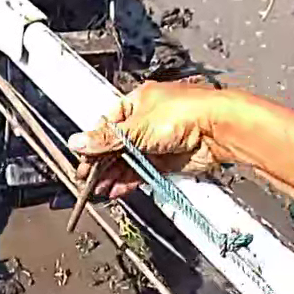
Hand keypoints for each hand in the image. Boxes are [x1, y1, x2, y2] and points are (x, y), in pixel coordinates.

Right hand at [67, 80, 228, 199]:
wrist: (217, 130)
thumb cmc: (184, 114)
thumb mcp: (136, 127)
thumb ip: (105, 139)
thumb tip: (77, 142)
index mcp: (135, 103)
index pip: (105, 126)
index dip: (92, 145)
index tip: (82, 161)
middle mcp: (143, 122)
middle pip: (114, 146)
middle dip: (100, 164)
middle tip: (87, 179)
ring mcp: (153, 143)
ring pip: (125, 162)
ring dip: (111, 176)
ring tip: (99, 189)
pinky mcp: (163, 161)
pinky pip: (139, 173)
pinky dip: (127, 182)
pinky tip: (116, 190)